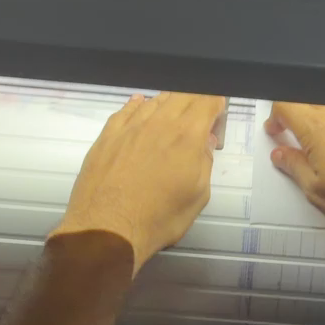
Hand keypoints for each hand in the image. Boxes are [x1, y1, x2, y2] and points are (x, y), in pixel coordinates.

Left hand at [53, 92, 227, 271]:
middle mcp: (159, 122)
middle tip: (200, 114)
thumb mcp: (198, 197)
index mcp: (187, 136)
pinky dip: (139, 104)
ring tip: (175, 114)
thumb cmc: (158, 219)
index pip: (206, 101)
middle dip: (196, 100)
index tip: (218, 113)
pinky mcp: (107, 135)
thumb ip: (205, 163)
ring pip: (155, 99)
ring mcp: (130, 126)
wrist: (106, 229)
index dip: (216, 103)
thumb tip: (205, 142)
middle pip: (182, 95)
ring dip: (170, 102)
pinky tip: (141, 105)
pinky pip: (126, 109)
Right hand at [266, 102, 324, 241]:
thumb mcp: (317, 192)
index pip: (286, 105)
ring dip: (323, 115)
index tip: (276, 131)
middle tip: (296, 137)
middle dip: (298, 114)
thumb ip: (295, 167)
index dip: (276, 117)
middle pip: (310, 100)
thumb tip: (280, 154)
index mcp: (317, 128)